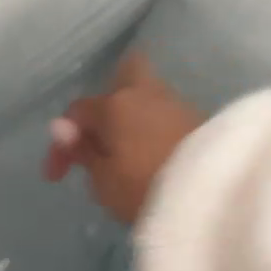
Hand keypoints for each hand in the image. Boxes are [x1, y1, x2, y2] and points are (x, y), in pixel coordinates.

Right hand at [43, 52, 202, 224]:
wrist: (213, 196)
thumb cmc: (145, 189)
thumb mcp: (103, 182)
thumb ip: (84, 154)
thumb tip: (64, 127)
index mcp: (114, 105)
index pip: (78, 112)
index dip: (62, 143)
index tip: (57, 176)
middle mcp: (145, 94)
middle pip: (125, 74)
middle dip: (109, 99)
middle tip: (102, 135)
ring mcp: (177, 104)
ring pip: (148, 98)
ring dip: (133, 120)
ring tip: (127, 155)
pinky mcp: (200, 122)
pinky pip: (167, 117)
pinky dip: (154, 131)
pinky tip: (153, 156)